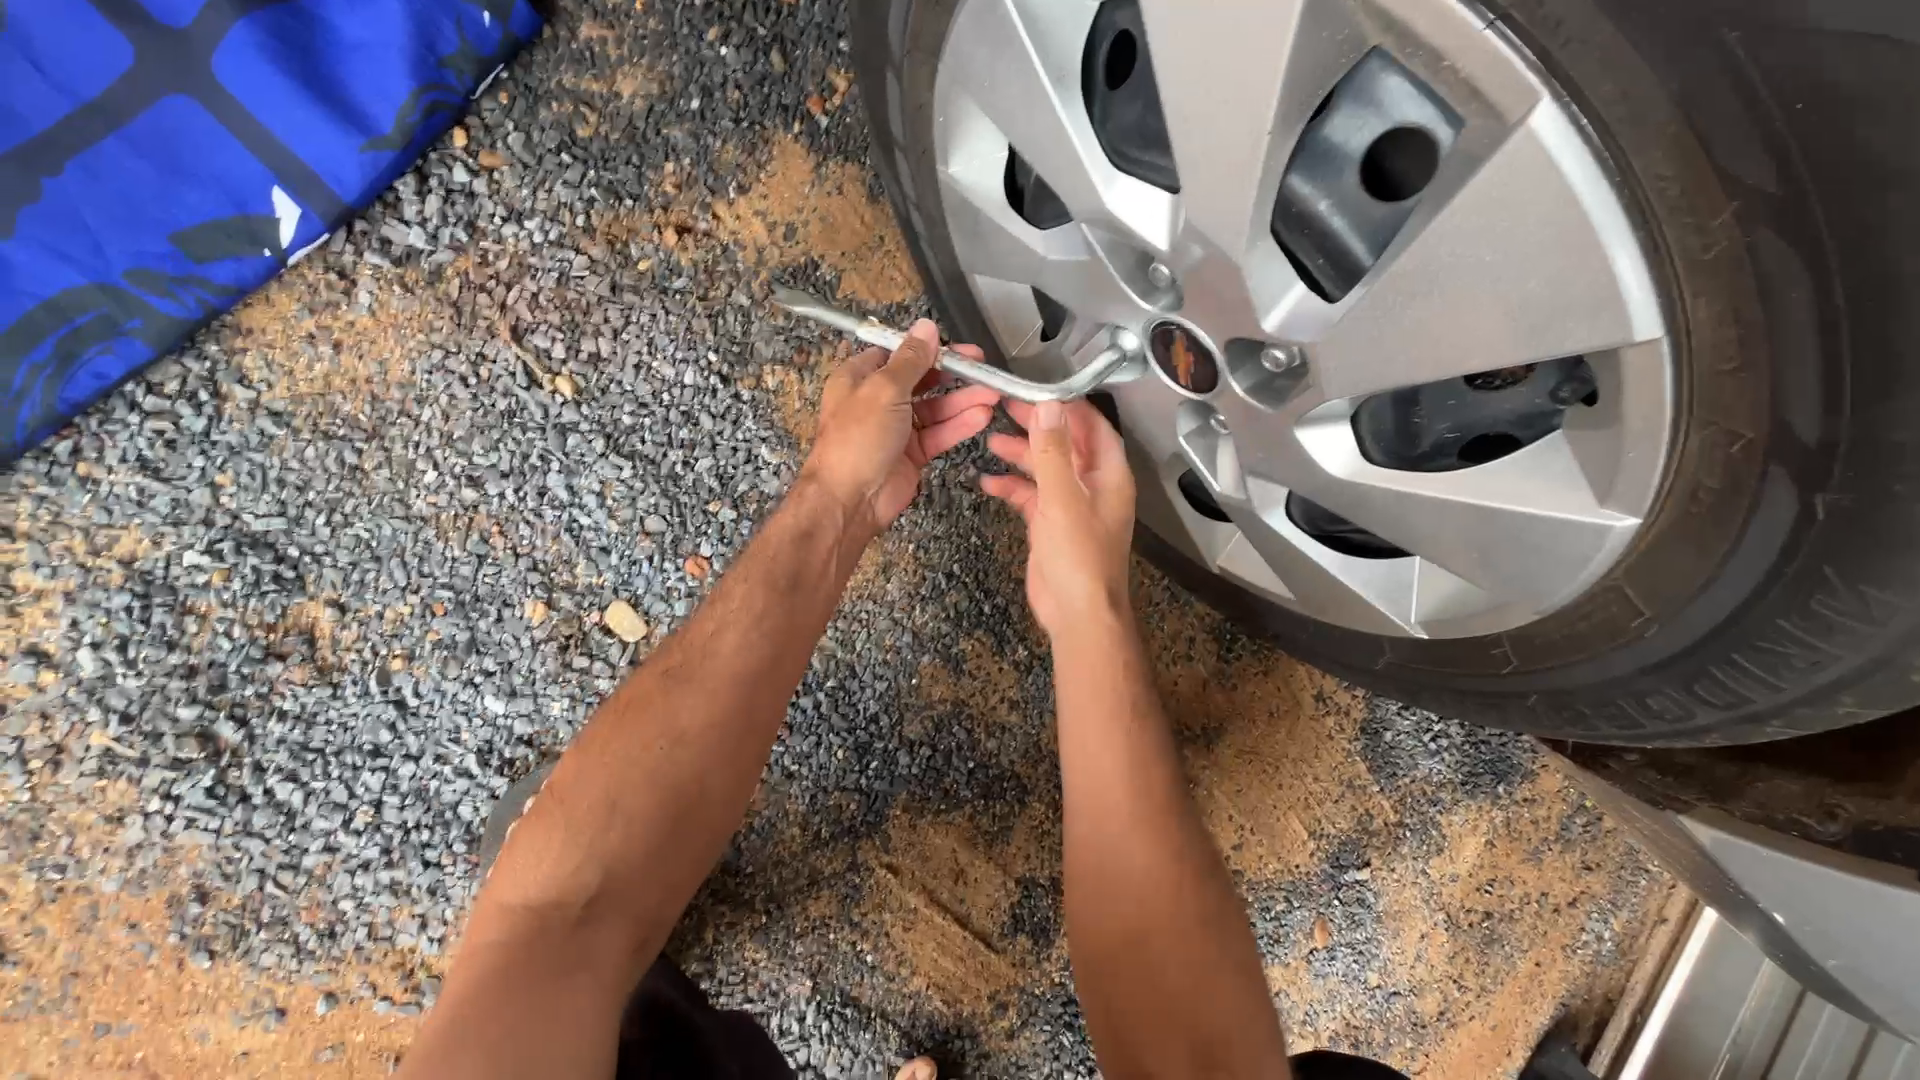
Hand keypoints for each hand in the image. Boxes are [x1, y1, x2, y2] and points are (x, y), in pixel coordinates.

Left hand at [799, 319, 999, 538]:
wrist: (849, 499)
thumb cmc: (858, 438)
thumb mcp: (885, 388)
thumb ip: (911, 359)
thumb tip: (927, 327)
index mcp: (860, 378)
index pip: (897, 354)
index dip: (927, 348)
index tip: (957, 347)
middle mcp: (877, 401)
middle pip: (921, 380)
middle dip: (952, 374)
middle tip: (983, 368)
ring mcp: (896, 428)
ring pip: (934, 408)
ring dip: (962, 400)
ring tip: (993, 394)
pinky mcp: (912, 454)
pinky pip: (938, 434)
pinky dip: (959, 425)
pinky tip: (981, 417)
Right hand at [981, 399, 1136, 638]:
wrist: (1077, 613)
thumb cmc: (1080, 558)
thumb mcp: (1063, 497)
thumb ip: (1053, 451)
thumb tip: (1048, 407)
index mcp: (1108, 475)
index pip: (1092, 426)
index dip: (1067, 407)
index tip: (1037, 391)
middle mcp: (1093, 486)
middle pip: (1066, 445)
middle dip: (1038, 426)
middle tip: (1007, 408)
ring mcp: (1071, 507)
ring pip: (1045, 470)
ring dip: (1021, 455)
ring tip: (991, 441)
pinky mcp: (1051, 526)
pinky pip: (1031, 497)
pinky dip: (1012, 487)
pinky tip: (988, 482)